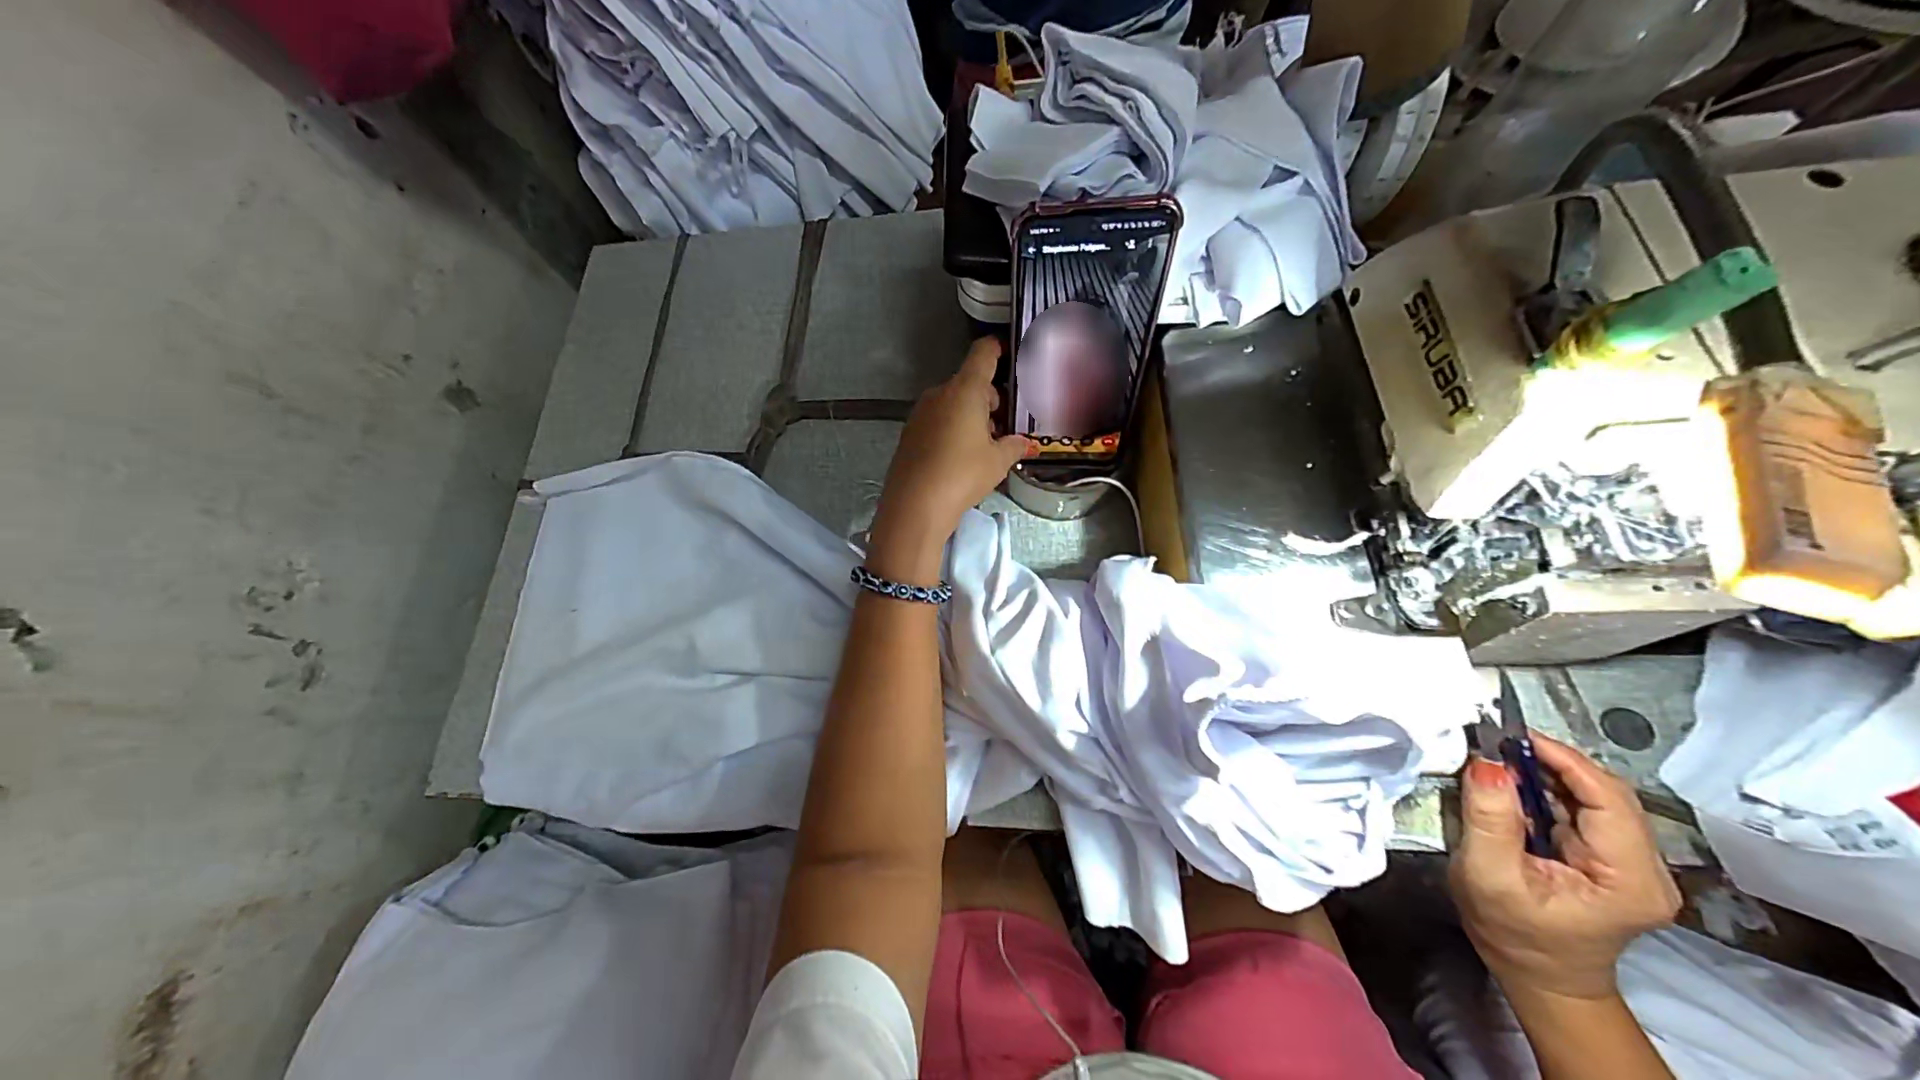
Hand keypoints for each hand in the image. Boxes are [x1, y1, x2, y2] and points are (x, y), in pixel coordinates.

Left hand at [866, 338, 1031, 581]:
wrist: (914, 505)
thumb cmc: (962, 474)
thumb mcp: (998, 461)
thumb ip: (1014, 446)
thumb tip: (1022, 443)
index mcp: (965, 390)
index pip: (983, 353)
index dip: (998, 348)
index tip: (1010, 353)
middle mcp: (940, 393)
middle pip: (970, 383)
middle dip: (989, 400)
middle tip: (1006, 425)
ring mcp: (921, 412)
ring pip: (953, 403)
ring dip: (971, 416)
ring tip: (987, 446)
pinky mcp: (910, 432)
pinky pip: (939, 420)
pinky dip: (953, 428)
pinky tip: (962, 456)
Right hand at [1449, 734, 1680, 999]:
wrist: (1537, 975)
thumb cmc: (1513, 934)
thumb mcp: (1489, 877)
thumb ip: (1490, 820)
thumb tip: (1489, 764)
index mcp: (1630, 879)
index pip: (1609, 800)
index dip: (1564, 761)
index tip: (1513, 736)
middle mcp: (1648, 869)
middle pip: (1608, 794)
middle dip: (1553, 763)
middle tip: (1499, 746)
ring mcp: (1634, 863)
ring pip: (1596, 797)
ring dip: (1548, 774)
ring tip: (1501, 763)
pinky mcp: (1613, 858)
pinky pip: (1585, 809)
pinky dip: (1548, 790)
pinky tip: (1517, 787)